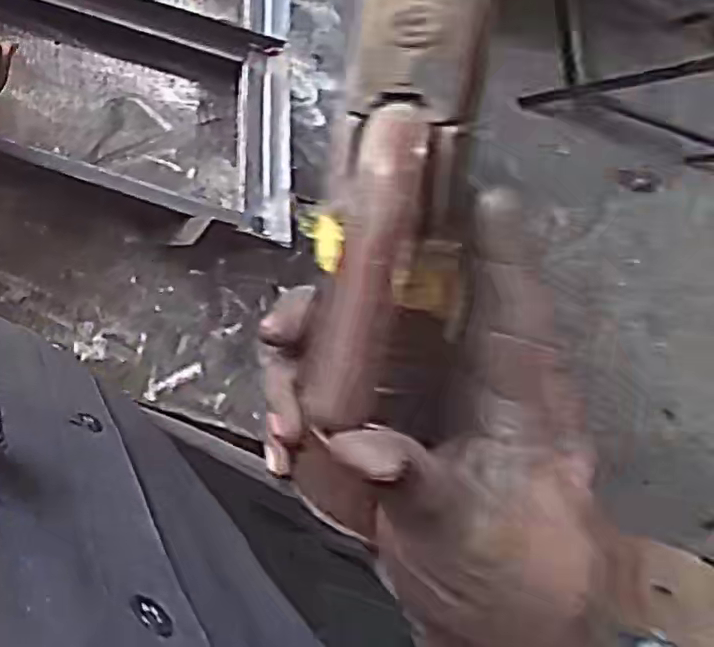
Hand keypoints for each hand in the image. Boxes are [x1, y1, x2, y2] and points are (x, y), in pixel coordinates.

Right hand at [258, 191, 608, 646]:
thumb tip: (364, 446)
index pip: (508, 305)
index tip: (469, 193)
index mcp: (513, 396)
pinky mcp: (360, 417)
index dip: (491, 245)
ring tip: (286, 427)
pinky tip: (283, 445)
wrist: (489, 626)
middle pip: (380, 309)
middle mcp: (451, 379)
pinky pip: (305, 386)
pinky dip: (282, 406)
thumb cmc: (515, 577)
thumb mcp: (472, 534)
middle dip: (318, 313)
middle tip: (280, 336)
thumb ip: (418, 483)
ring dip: (289, 373)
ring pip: (328, 344)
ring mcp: (401, 396)